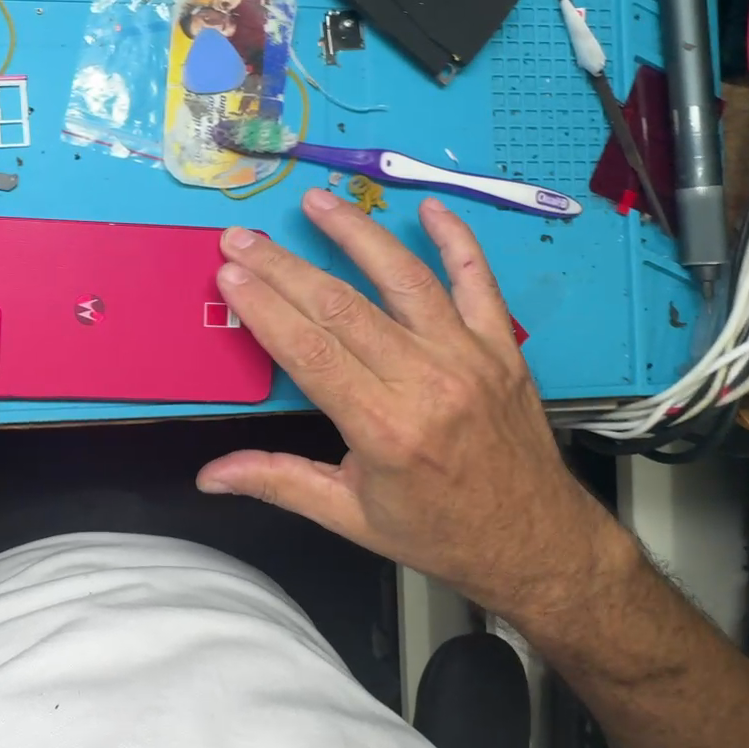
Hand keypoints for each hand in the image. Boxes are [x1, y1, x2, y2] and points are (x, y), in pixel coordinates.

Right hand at [197, 189, 618, 621]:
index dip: (264, 307)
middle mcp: (426, 382)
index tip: (230, 274)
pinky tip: (429, 209)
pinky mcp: (502, 347)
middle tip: (242, 238)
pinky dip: (457, 241)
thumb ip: (278, 483)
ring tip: (315, 202)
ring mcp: (468, 357)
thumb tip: (209, 477)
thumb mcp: (350, 517)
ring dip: (355, 233)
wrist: (539, 545)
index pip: (308, 350)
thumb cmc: (438, 531)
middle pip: (340, 307)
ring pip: (403, 279)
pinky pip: (478, 282)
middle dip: (282, 267)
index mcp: (383, 428)